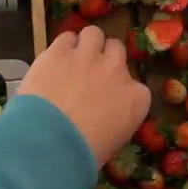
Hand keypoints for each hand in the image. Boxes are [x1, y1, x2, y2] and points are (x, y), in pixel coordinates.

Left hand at [21, 26, 150, 167]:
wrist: (50, 142)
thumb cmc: (83, 155)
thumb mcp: (113, 141)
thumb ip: (115, 120)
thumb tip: (102, 119)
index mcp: (136, 99)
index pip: (135, 87)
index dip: (119, 89)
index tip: (107, 99)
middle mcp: (117, 71)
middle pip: (116, 50)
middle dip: (104, 58)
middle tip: (90, 73)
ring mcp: (88, 57)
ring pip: (93, 34)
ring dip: (86, 44)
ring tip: (73, 58)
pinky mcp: (60, 51)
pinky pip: (66, 37)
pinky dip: (62, 46)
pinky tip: (55, 59)